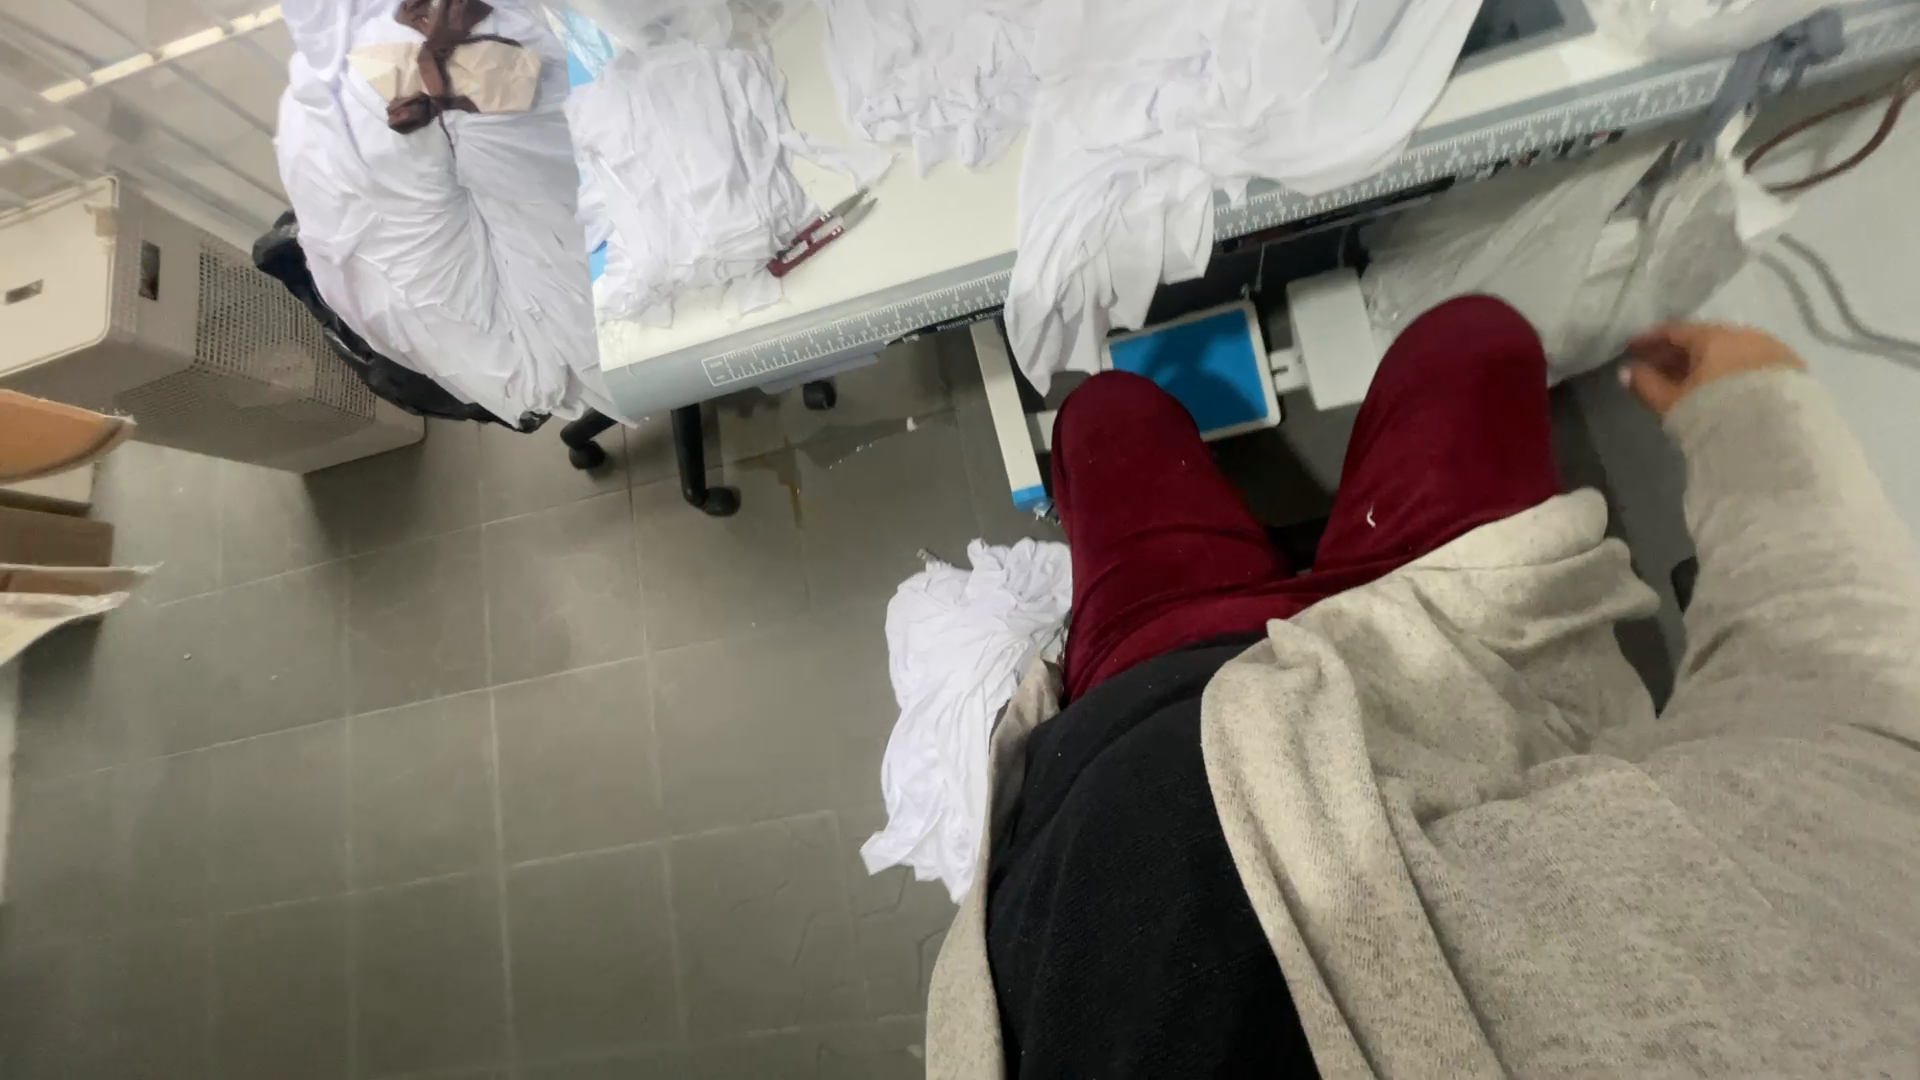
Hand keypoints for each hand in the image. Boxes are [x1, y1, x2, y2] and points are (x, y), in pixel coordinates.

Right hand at [1620, 322, 1805, 418]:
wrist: (1774, 433)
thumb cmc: (1712, 411)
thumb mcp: (1668, 400)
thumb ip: (1645, 382)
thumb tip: (1626, 371)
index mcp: (1715, 338)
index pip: (1676, 330)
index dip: (1650, 338)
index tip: (1631, 348)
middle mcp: (1746, 335)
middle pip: (1704, 336)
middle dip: (1676, 349)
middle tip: (1655, 363)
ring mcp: (1773, 348)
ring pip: (1730, 346)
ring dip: (1704, 358)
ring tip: (1685, 376)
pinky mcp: (1791, 366)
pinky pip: (1749, 358)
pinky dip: (1728, 365)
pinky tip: (1716, 381)